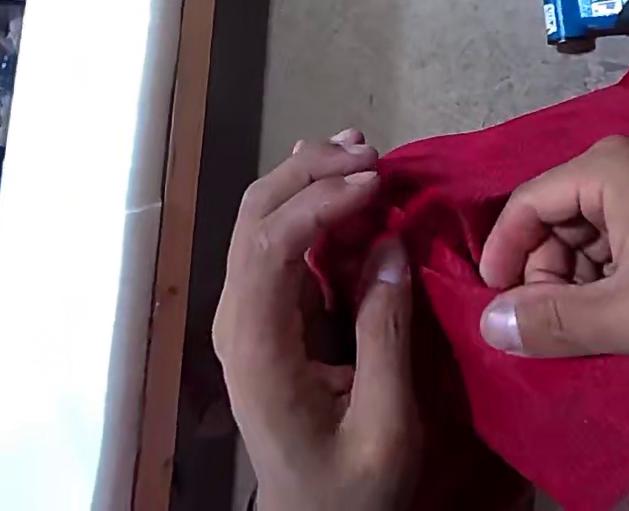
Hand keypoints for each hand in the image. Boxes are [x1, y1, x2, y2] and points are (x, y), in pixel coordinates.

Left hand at [214, 130, 418, 510]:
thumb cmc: (348, 485)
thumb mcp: (386, 427)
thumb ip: (386, 334)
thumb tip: (389, 242)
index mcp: (256, 346)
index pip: (271, 245)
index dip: (321, 201)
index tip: (377, 184)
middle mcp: (238, 312)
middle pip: (258, 211)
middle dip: (313, 170)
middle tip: (374, 156)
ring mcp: (248, 302)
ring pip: (264, 209)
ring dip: (311, 171)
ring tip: (363, 151)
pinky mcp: (268, 298)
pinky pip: (282, 226)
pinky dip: (314, 191)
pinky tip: (344, 172)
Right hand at [476, 136, 628, 409]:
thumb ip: (554, 320)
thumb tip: (485, 325)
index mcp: (610, 170)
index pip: (528, 204)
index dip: (503, 256)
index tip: (491, 312)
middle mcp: (624, 172)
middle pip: (554, 223)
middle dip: (544, 279)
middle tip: (549, 339)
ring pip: (583, 244)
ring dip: (575, 293)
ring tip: (590, 342)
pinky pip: (614, 254)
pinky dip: (604, 292)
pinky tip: (616, 331)